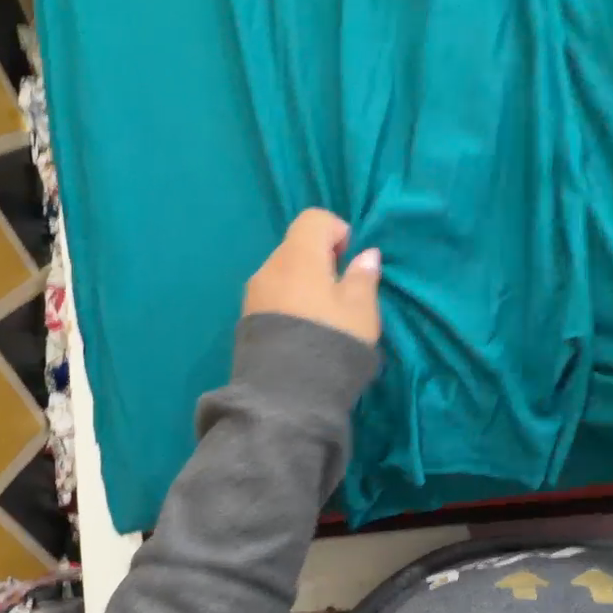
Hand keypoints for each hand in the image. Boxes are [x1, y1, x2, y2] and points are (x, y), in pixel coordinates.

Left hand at [243, 209, 382, 344]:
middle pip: (296, 247)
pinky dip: (288, 304)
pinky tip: (301, 332)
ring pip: (283, 274)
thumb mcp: (360, 311)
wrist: (286, 393)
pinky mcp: (246, 320)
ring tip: (320, 318)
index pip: (314, 220)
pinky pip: (272, 298)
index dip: (336, 232)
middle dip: (319, 261)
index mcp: (299, 256)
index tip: (349, 260)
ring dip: (302, 285)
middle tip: (339, 294)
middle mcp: (270, 267)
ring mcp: (254, 294)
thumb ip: (363, 278)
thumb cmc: (331, 342)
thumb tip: (366, 254)